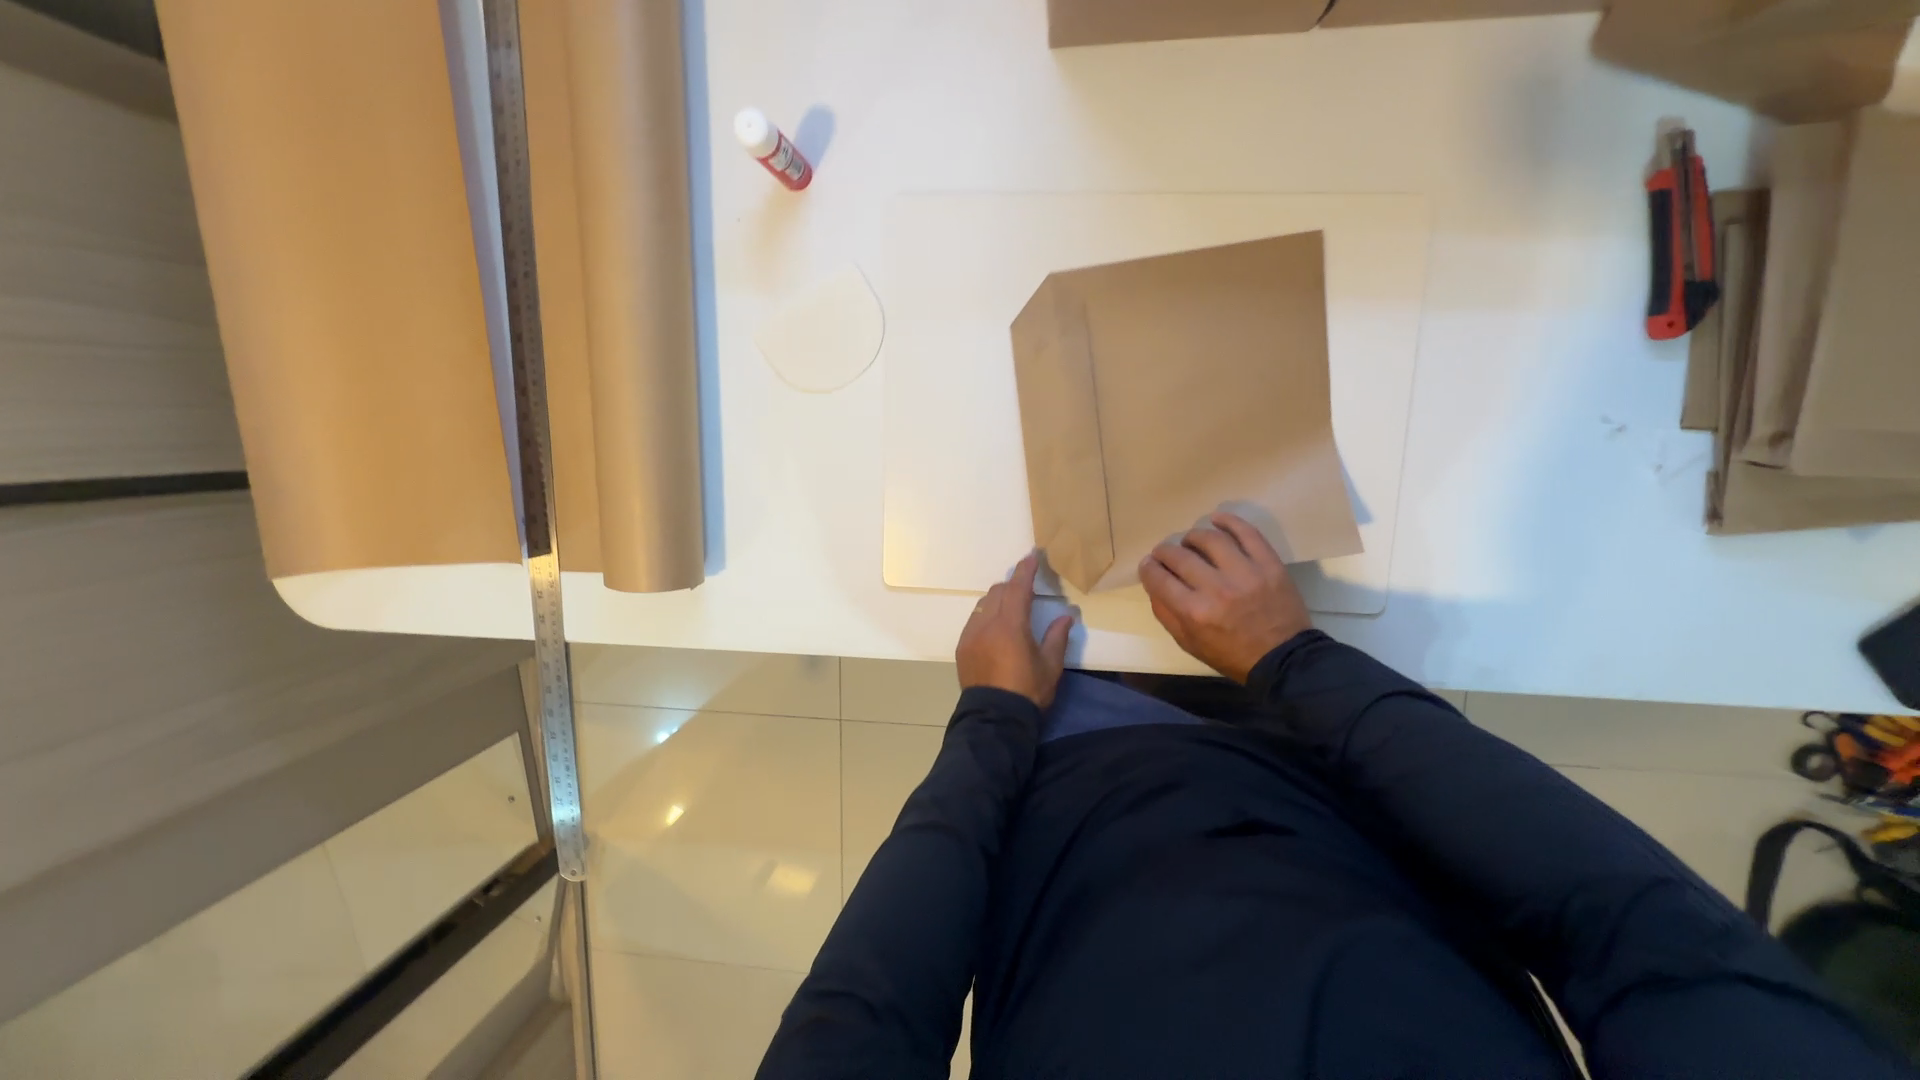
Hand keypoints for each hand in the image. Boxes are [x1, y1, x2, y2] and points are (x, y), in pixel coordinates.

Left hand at [956, 552, 1074, 707]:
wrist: (995, 718)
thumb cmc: (1028, 691)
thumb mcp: (1050, 666)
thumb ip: (1057, 637)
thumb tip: (1065, 616)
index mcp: (1011, 625)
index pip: (1018, 588)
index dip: (1026, 570)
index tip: (1032, 556)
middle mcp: (987, 624)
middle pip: (998, 592)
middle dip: (1012, 585)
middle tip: (1027, 588)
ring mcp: (971, 635)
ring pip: (983, 605)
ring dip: (998, 600)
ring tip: (1011, 608)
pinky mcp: (962, 648)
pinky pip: (974, 621)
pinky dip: (986, 616)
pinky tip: (995, 627)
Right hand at [1139, 512, 1311, 683]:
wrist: (1283, 658)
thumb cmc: (1232, 655)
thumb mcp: (1189, 643)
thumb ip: (1166, 614)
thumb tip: (1153, 584)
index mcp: (1194, 612)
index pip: (1159, 578)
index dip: (1148, 567)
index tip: (1148, 564)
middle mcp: (1216, 588)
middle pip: (1179, 556)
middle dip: (1164, 551)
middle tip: (1164, 553)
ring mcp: (1245, 573)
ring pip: (1210, 539)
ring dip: (1193, 536)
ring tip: (1190, 541)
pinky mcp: (1269, 564)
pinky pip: (1247, 533)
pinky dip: (1229, 521)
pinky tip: (1216, 520)